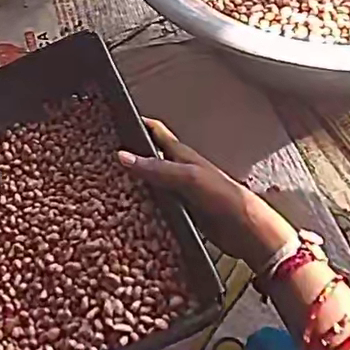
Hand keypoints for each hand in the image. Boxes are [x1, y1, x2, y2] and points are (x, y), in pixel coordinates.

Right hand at [117, 118, 294, 271]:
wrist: (245, 230)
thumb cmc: (223, 196)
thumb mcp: (188, 178)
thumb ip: (157, 168)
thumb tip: (122, 156)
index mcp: (183, 155)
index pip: (156, 133)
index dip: (139, 124)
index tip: (115, 120)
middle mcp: (179, 172)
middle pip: (150, 158)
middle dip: (130, 156)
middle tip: (104, 156)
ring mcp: (178, 193)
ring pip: (150, 184)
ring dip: (134, 183)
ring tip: (108, 183)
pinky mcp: (180, 214)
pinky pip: (155, 207)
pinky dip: (142, 207)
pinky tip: (129, 211)